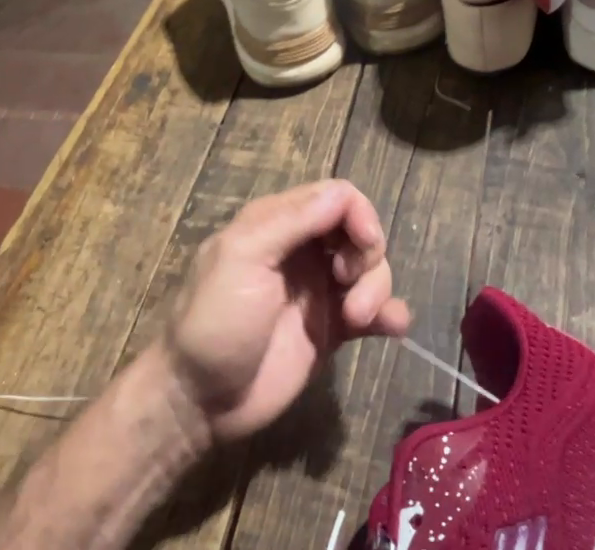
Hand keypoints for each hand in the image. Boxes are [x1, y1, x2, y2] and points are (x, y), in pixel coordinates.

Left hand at [160, 179, 410, 442]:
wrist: (200, 400)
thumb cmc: (215, 321)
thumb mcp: (242, 258)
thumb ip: (290, 222)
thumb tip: (343, 194)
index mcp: (275, 224)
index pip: (334, 197)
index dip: (358, 213)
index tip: (366, 242)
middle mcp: (301, 251)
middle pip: (358, 231)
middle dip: (368, 254)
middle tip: (348, 284)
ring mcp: (318, 291)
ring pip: (370, 270)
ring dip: (376, 288)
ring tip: (357, 319)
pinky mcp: (330, 330)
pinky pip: (374, 312)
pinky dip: (390, 314)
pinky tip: (394, 327)